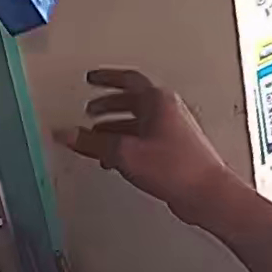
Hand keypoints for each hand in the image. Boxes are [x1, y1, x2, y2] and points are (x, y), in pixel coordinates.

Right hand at [55, 69, 242, 224]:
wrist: (204, 193)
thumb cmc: (176, 168)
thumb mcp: (124, 152)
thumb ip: (91, 143)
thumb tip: (67, 134)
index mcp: (157, 101)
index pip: (127, 80)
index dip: (106, 79)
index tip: (92, 78)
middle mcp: (167, 111)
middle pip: (131, 101)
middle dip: (107, 106)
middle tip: (90, 109)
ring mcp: (171, 131)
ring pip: (136, 122)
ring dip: (113, 128)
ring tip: (95, 137)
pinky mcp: (172, 150)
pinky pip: (142, 140)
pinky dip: (124, 144)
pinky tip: (113, 159)